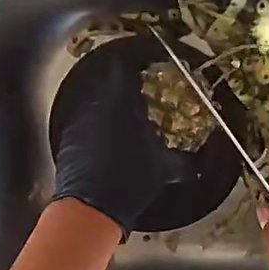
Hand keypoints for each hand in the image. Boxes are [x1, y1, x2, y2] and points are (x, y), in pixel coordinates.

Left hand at [51, 54, 180, 234]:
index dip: (140, 61)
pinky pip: (88, 122)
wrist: (91, 207)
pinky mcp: (69, 139)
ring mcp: (79, 120)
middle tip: (148, 94)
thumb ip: (185, 162)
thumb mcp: (165, 169)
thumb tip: (199, 164)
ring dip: (115, 106)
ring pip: (99, 102)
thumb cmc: (131, 180)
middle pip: (111, 81)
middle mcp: (97, 103)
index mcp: (122, 100)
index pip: (126, 64)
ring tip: (133, 120)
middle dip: (129, 85)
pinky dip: (102, 125)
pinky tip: (114, 142)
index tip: (153, 64)